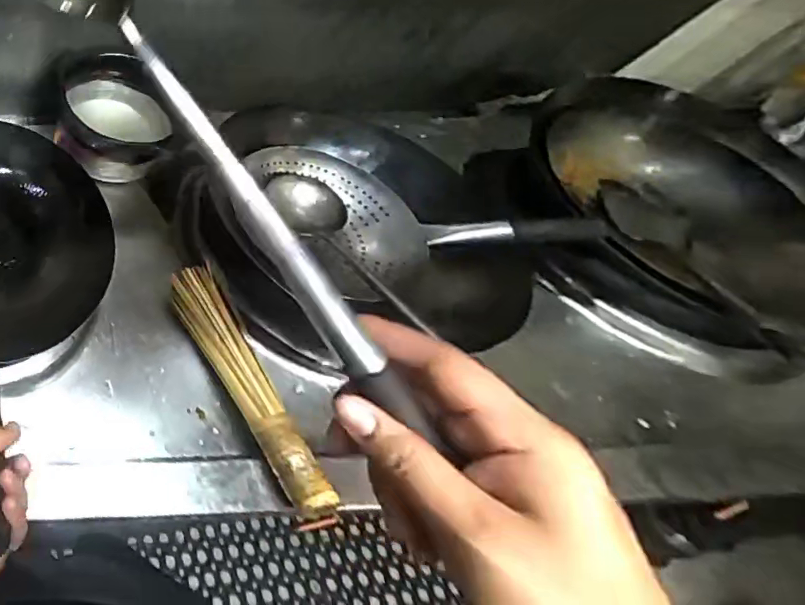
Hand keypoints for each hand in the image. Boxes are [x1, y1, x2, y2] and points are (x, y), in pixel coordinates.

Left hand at [0, 423, 30, 604]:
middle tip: (19, 467)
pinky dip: (16, 517)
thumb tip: (14, 428)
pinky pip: (20, 526)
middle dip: (19, 468)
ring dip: (17, 491)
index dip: (8, 446)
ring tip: (6, 490)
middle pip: (13, 474)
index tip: (17, 441)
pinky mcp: (2, 542)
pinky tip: (6, 512)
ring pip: (20, 498)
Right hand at [334, 317, 666, 604]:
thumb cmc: (560, 601)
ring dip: (397, 478)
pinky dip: (414, 500)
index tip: (342, 326)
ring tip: (409, 526)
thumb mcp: (473, 530)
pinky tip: (423, 538)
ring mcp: (513, 479)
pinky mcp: (502, 507)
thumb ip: (406, 461)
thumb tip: (347, 405)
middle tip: (343, 448)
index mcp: (530, 440)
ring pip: (421, 445)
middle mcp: (520, 448)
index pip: (447, 366)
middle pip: (424, 407)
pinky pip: (435, 478)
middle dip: (383, 432)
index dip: (393, 341)